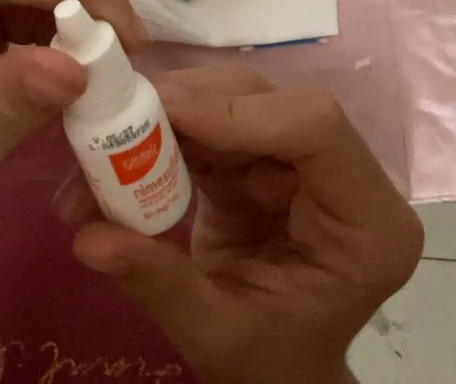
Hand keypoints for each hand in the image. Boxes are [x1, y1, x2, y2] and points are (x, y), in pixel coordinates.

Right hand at [68, 66, 422, 383]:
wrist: (273, 368)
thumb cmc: (269, 361)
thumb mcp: (217, 335)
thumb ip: (160, 283)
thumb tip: (88, 239)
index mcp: (366, 222)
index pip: (316, 127)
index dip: (238, 110)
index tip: (164, 114)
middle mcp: (338, 175)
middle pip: (266, 100)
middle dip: (187, 104)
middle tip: (117, 118)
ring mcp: (295, 160)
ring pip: (229, 98)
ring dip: (164, 112)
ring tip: (103, 138)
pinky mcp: (255, 155)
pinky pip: (204, 122)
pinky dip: (158, 131)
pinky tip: (117, 149)